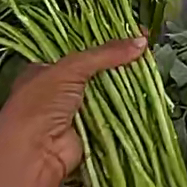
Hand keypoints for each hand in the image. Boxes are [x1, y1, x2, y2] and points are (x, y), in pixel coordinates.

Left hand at [0, 37, 146, 186]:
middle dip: (118, 59)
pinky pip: (113, 111)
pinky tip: (147, 89)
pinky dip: (127, 103)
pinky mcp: (89, 129)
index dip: (104, 40)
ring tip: (152, 63)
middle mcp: (58, 89)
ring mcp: (74, 111)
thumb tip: (142, 40)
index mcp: (45, 70)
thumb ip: (105, 54)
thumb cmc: (42, 104)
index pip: (80, 49)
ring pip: (106, 90)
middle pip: (95, 69)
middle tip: (146, 45)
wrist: (34, 155)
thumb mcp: (70, 69)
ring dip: (125, 81)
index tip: (130, 31)